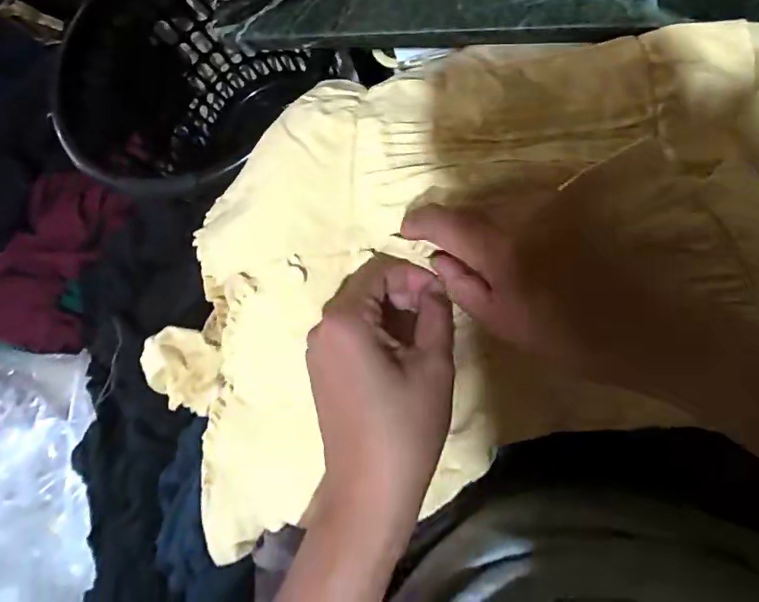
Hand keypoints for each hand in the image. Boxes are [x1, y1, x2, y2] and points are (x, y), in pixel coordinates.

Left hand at [305, 255, 455, 531]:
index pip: (378, 270)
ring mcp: (317, 347)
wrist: (369, 489)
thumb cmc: (405, 426)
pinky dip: (375, 332)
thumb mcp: (433, 365)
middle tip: (435, 319)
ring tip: (422, 340)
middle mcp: (322, 325)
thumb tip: (434, 286)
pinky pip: (348, 332)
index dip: (413, 275)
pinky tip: (400, 357)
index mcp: (343, 318)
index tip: (441, 297)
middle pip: (365, 288)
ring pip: (358, 310)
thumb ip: (435, 314)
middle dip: (402, 294)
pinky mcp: (320, 367)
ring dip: (391, 314)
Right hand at [402, 201, 711, 395]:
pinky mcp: (564, 206)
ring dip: (478, 225)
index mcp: (496, 245)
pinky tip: (516, 252)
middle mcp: (515, 213)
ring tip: (483, 258)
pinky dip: (504, 223)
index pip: (441, 217)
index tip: (406, 233)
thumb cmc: (570, 337)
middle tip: (446, 255)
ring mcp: (542, 206)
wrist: (647, 329)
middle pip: (465, 209)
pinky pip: (517, 208)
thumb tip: (437, 257)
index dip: (418, 221)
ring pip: (491, 206)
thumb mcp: (504, 324)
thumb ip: (462, 285)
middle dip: (449, 228)